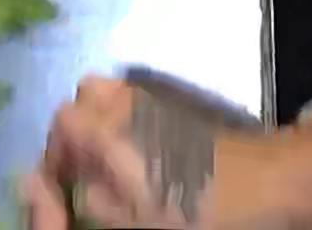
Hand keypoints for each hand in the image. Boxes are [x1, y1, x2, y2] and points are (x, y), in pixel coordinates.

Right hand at [27, 76, 261, 229]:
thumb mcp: (134, 219)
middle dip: (73, 132)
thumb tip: (59, 184)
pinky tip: (132, 159)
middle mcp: (128, 101)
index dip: (54, 153)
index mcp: (113, 127)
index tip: (60, 188)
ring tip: (104, 170)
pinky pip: (130, 100)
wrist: (257, 181)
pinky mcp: (170, 104)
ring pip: (106, 94)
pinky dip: (119, 121)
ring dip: (95, 124)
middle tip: (81, 176)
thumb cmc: (194, 206)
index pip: (62, 118)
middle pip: (82, 96)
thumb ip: (92, 196)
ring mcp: (151, 98)